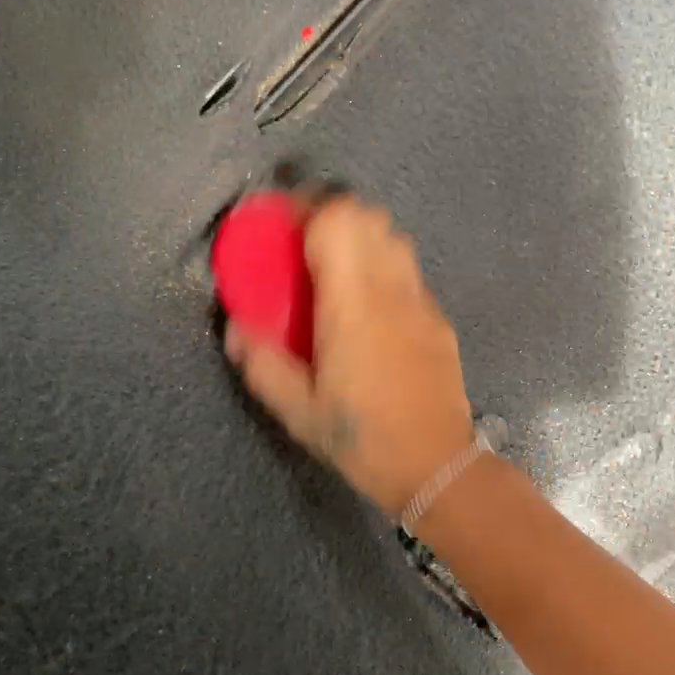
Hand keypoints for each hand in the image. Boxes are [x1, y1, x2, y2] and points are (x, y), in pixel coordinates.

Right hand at [224, 195, 473, 512]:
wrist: (435, 466)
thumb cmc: (362, 437)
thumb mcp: (297, 411)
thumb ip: (261, 364)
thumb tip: (236, 328)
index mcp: (354, 303)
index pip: (339, 219)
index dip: (308, 208)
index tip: (282, 223)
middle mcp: (392, 290)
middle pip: (370, 216)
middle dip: (334, 217)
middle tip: (304, 247)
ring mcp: (422, 303)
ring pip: (395, 239)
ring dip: (362, 240)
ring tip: (336, 273)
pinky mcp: (439, 321)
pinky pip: (409, 274)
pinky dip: (385, 270)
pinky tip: (370, 310)